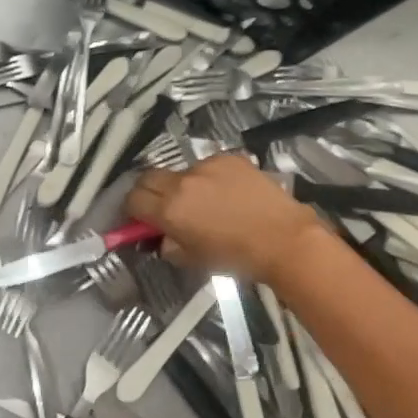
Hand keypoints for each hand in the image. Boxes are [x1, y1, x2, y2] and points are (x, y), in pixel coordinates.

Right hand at [124, 154, 328, 278]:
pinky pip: (208, 166)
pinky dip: (210, 178)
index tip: (140, 217)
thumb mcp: (194, 259)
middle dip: (149, 192)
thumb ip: (169, 245)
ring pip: (180, 172)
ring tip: (205, 201)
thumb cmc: (238, 257)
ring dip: (183, 185)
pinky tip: (228, 192)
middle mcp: (181, 183)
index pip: (132, 199)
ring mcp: (205, 166)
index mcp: (169, 210)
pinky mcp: (228, 157)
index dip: (132, 209)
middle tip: (162, 206)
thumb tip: (160, 237)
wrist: (285, 239)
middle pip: (147, 178)